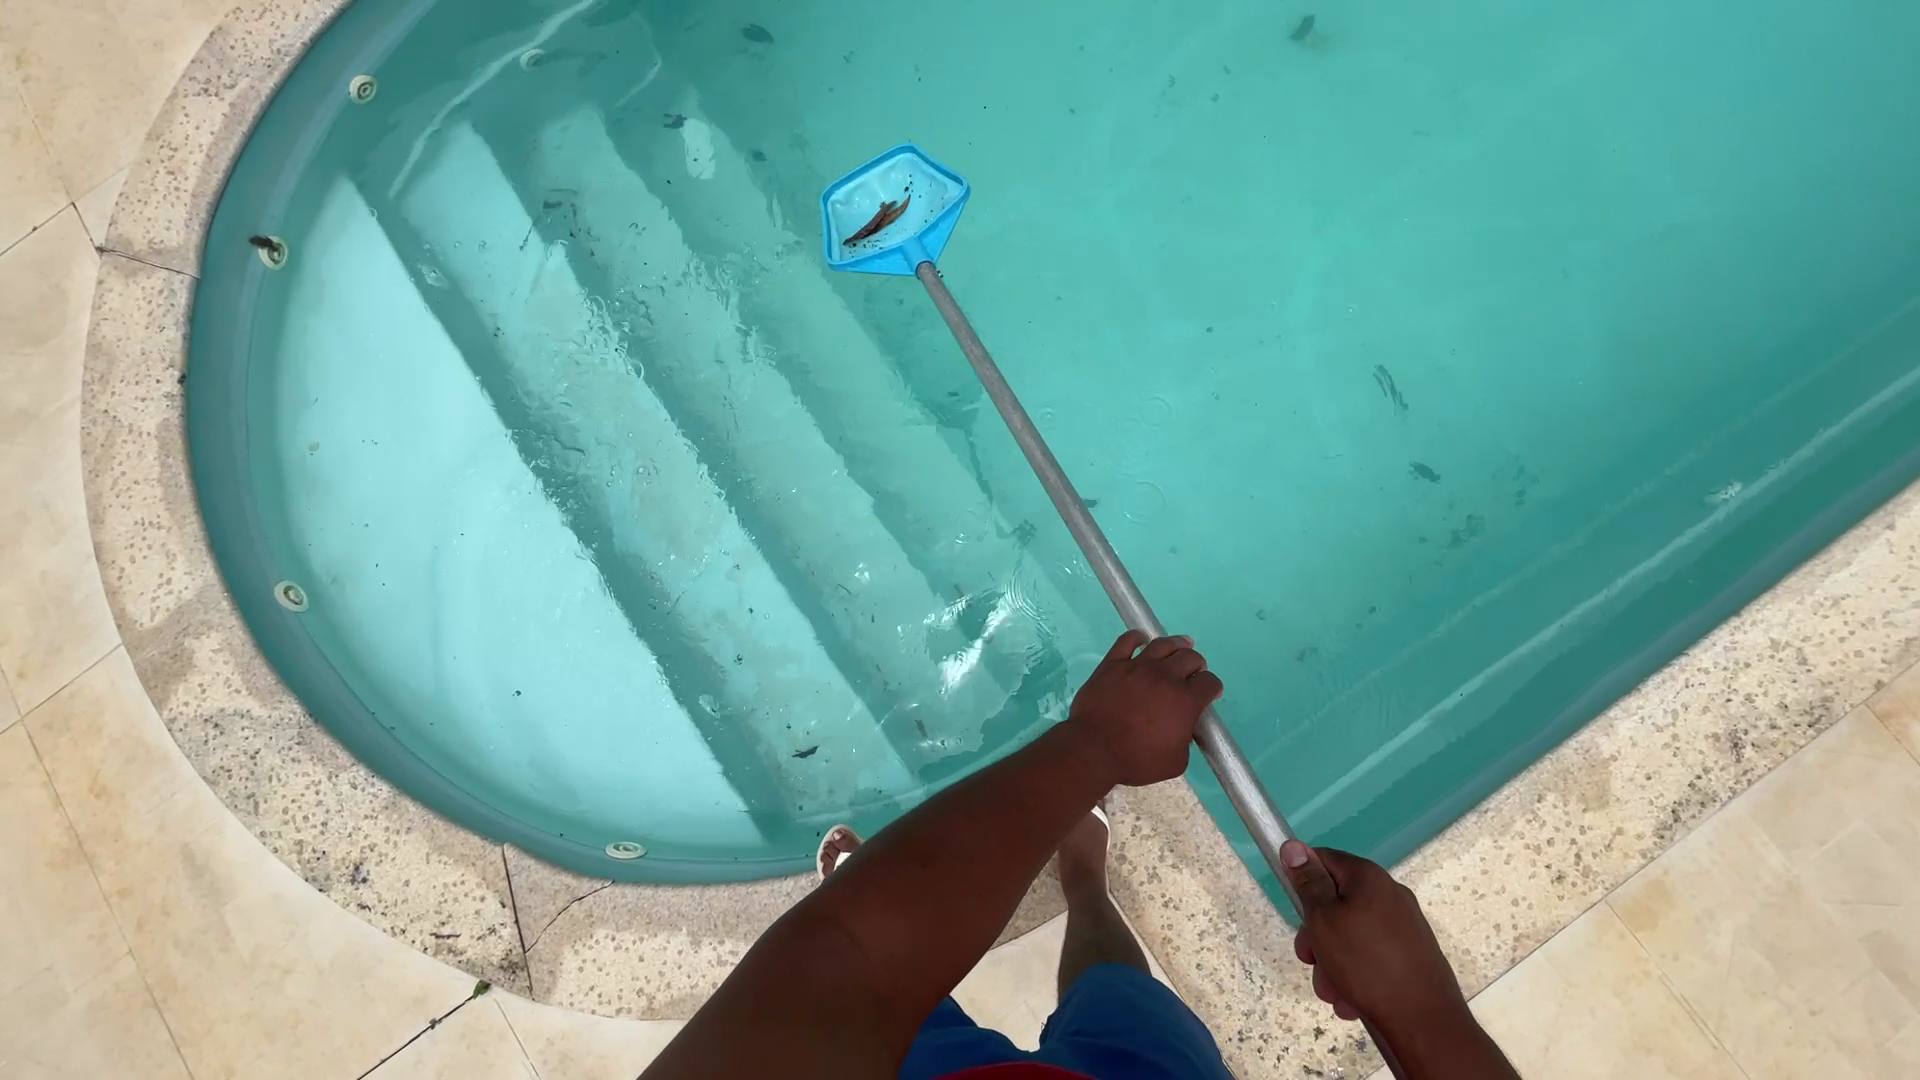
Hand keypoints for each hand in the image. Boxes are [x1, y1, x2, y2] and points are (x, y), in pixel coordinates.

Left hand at [1067, 630, 1222, 786]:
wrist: (1095, 748)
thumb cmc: (1136, 759)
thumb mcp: (1176, 761)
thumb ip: (1185, 741)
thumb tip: (1182, 729)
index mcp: (1185, 700)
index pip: (1210, 682)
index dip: (1212, 687)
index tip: (1208, 692)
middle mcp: (1165, 676)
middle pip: (1190, 657)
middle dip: (1197, 664)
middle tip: (1193, 671)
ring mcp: (1137, 666)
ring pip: (1163, 644)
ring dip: (1176, 643)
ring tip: (1180, 644)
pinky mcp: (1112, 664)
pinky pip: (1127, 641)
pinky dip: (1137, 637)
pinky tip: (1141, 639)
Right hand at [1284, 843, 1466, 1029]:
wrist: (1426, 1024)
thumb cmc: (1365, 962)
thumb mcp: (1322, 918)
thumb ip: (1307, 881)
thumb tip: (1293, 846)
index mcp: (1369, 877)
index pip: (1324, 859)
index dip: (1303, 881)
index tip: (1296, 910)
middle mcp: (1390, 894)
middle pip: (1337, 902)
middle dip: (1317, 933)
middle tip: (1309, 960)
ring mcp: (1406, 926)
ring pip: (1352, 933)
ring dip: (1333, 960)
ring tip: (1332, 992)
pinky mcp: (1414, 955)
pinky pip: (1373, 954)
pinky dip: (1358, 972)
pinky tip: (1351, 999)